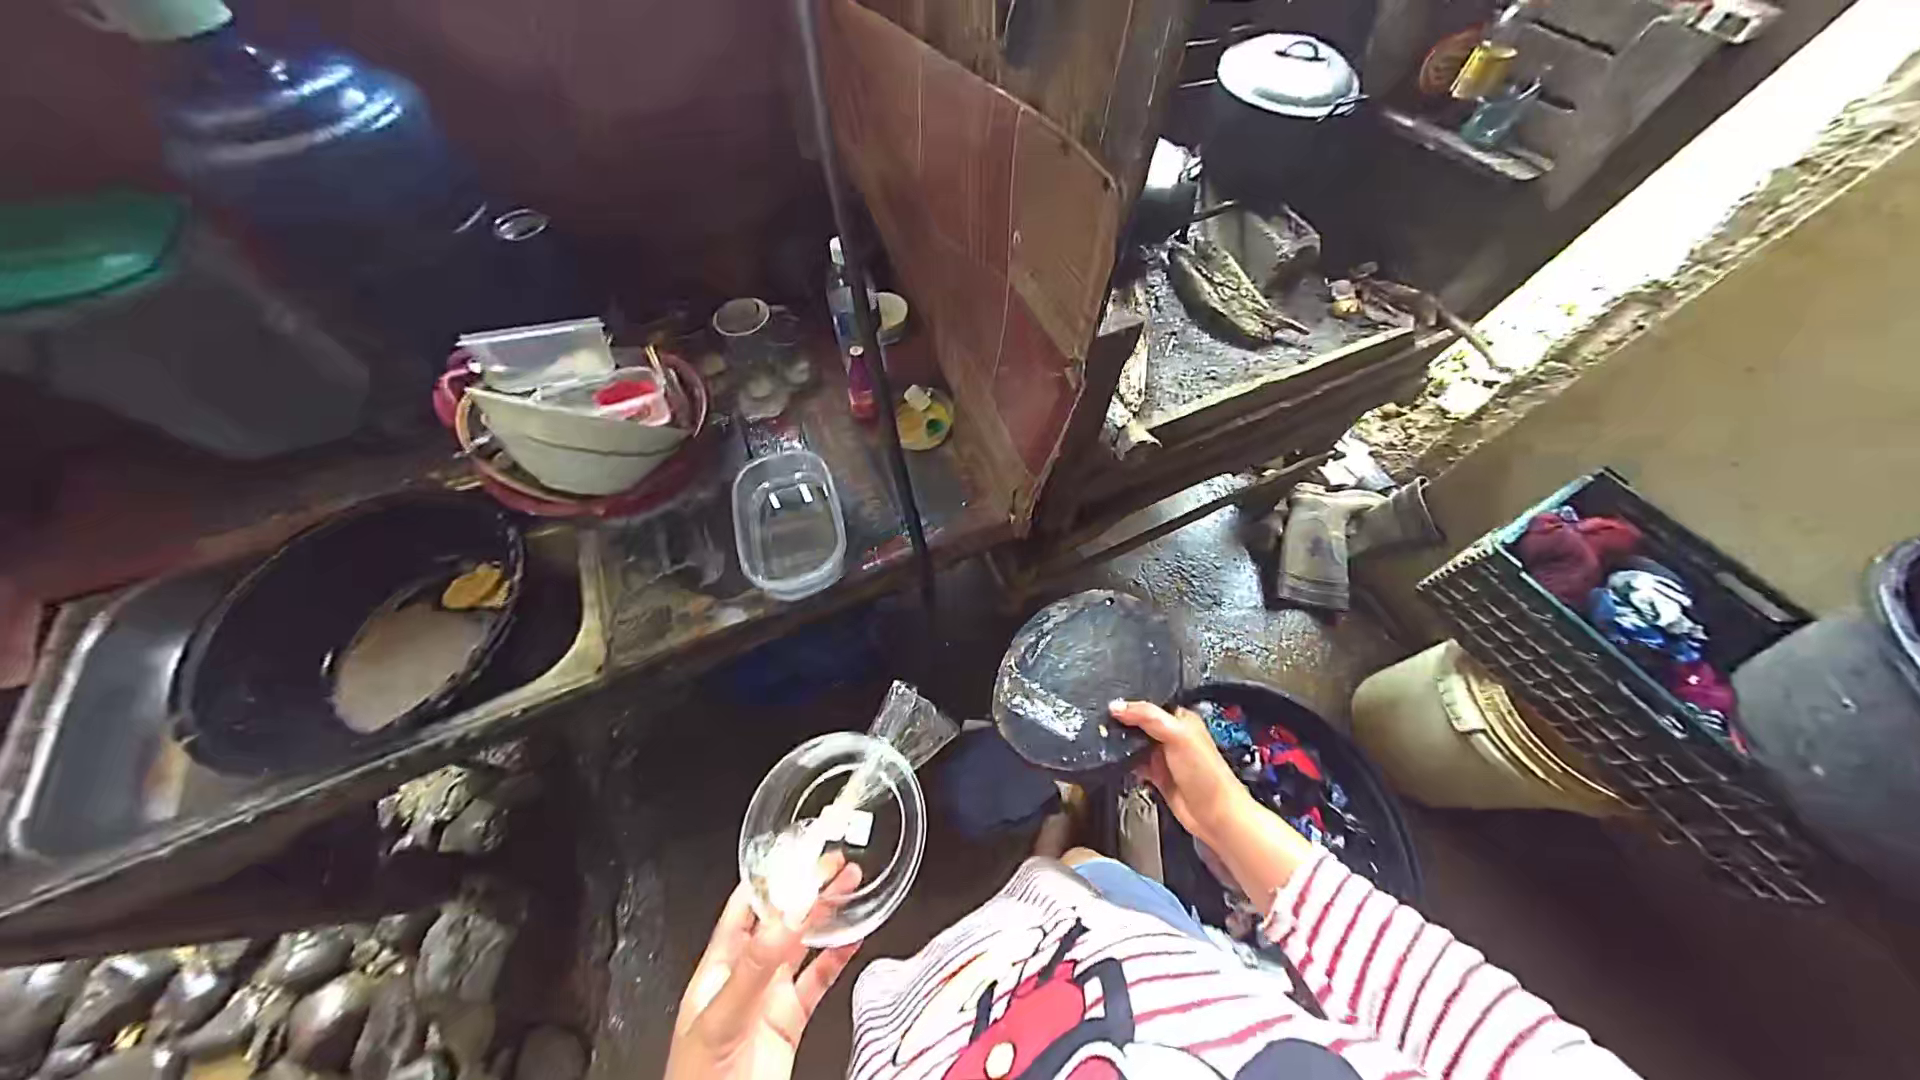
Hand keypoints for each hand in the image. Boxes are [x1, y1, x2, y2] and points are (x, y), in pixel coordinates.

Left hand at [664, 858, 862, 1079]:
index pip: (745, 908)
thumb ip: (755, 970)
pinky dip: (838, 957)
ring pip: (803, 944)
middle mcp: (746, 976)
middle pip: (781, 920)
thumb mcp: (722, 1021)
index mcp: (719, 967)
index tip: (798, 854)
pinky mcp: (791, 1022)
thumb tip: (783, 920)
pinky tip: (853, 938)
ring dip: (827, 915)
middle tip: (834, 864)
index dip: (771, 879)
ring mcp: (770, 998)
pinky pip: (818, 980)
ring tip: (849, 885)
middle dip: (808, 889)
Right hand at [1109, 700, 1253, 840]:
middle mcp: (1171, 736)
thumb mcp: (1176, 735)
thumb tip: (1118, 706)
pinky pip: (1134, 764)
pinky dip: (1126, 764)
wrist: (1215, 816)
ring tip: (1113, 743)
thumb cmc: (1208, 775)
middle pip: (1139, 723)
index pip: (1149, 704)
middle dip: (1124, 724)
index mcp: (1180, 718)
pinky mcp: (1157, 775)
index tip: (1112, 707)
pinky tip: (1122, 764)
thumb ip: (1147, 716)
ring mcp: (1163, 756)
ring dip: (1123, 745)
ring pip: (1135, 744)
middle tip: (1108, 725)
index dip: (1130, 704)